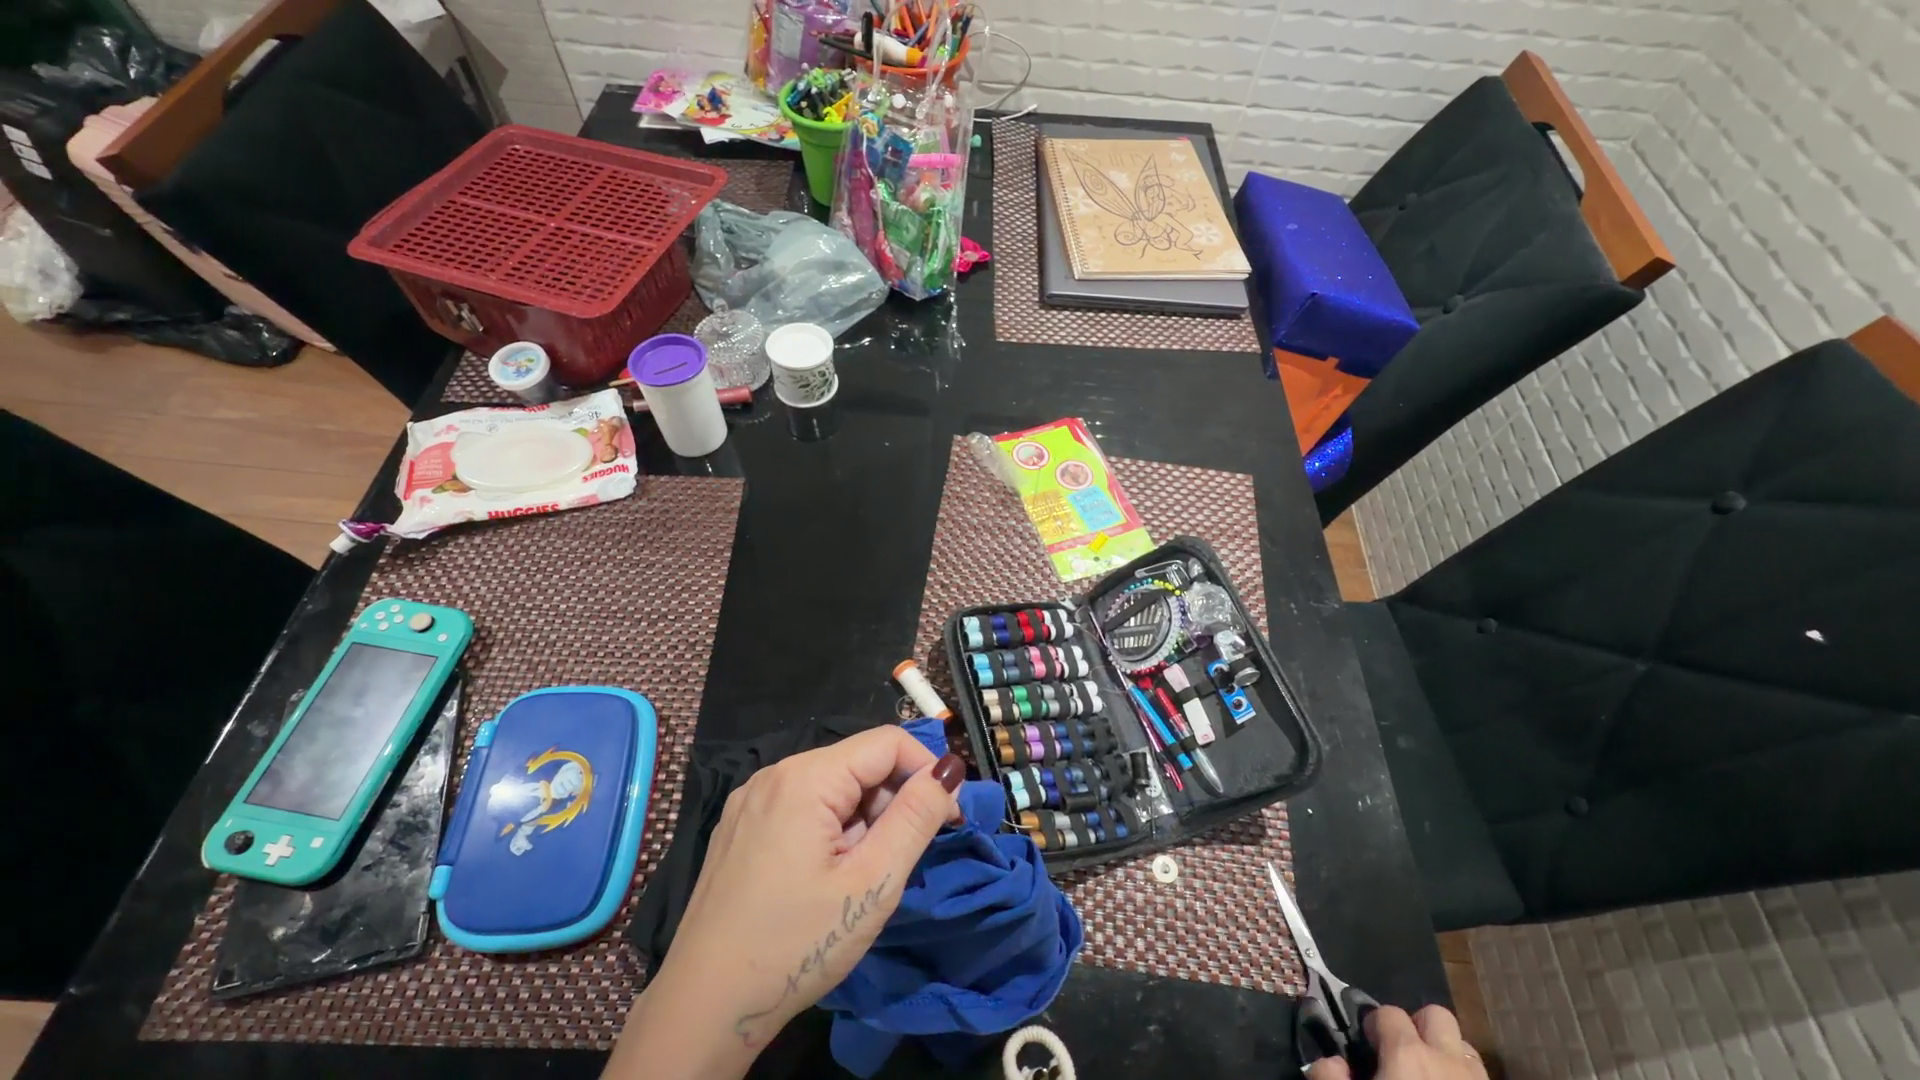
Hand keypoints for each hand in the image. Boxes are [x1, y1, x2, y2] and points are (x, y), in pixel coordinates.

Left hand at [604, 726, 965, 1079]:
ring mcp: (752, 800)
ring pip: (833, 787)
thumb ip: (916, 818)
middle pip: (859, 763)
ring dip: (864, 820)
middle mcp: (774, 774)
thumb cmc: (797, 944)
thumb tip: (950, 769)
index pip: (888, 742)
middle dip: (892, 801)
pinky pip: (804, 806)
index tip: (947, 821)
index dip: (927, 772)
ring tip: (857, 878)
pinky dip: (832, 829)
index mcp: (805, 777)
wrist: (707, 1005)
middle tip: (896, 862)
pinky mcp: (742, 827)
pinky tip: (826, 878)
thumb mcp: (872, 883)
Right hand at [1307, 1006, 1488, 1079]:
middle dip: (1417, 1027)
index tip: (1367, 1046)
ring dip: (1445, 1054)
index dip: (1374, 1026)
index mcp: (1408, 1056)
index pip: (1389, 1014)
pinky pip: (1479, 1079)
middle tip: (1401, 1055)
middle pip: (1436, 1016)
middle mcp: (1447, 1061)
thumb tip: (1331, 1062)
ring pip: (1464, 1047)